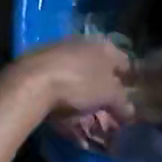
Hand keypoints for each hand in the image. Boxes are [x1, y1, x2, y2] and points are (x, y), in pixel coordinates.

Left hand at [0, 35, 133, 122]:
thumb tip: (131, 111)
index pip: (125, 63)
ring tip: (86, 118)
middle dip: (105, 89)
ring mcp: (59, 52)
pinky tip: (65, 118)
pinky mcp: (38, 64)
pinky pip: (59, 84)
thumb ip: (122, 103)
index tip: (129, 99)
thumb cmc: (79, 84)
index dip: (130, 82)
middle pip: (101, 68)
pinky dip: (65, 100)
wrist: (31, 82)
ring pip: (79, 76)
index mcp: (105, 47)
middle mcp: (83, 44)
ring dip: (85, 96)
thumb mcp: (109, 96)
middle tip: (108, 110)